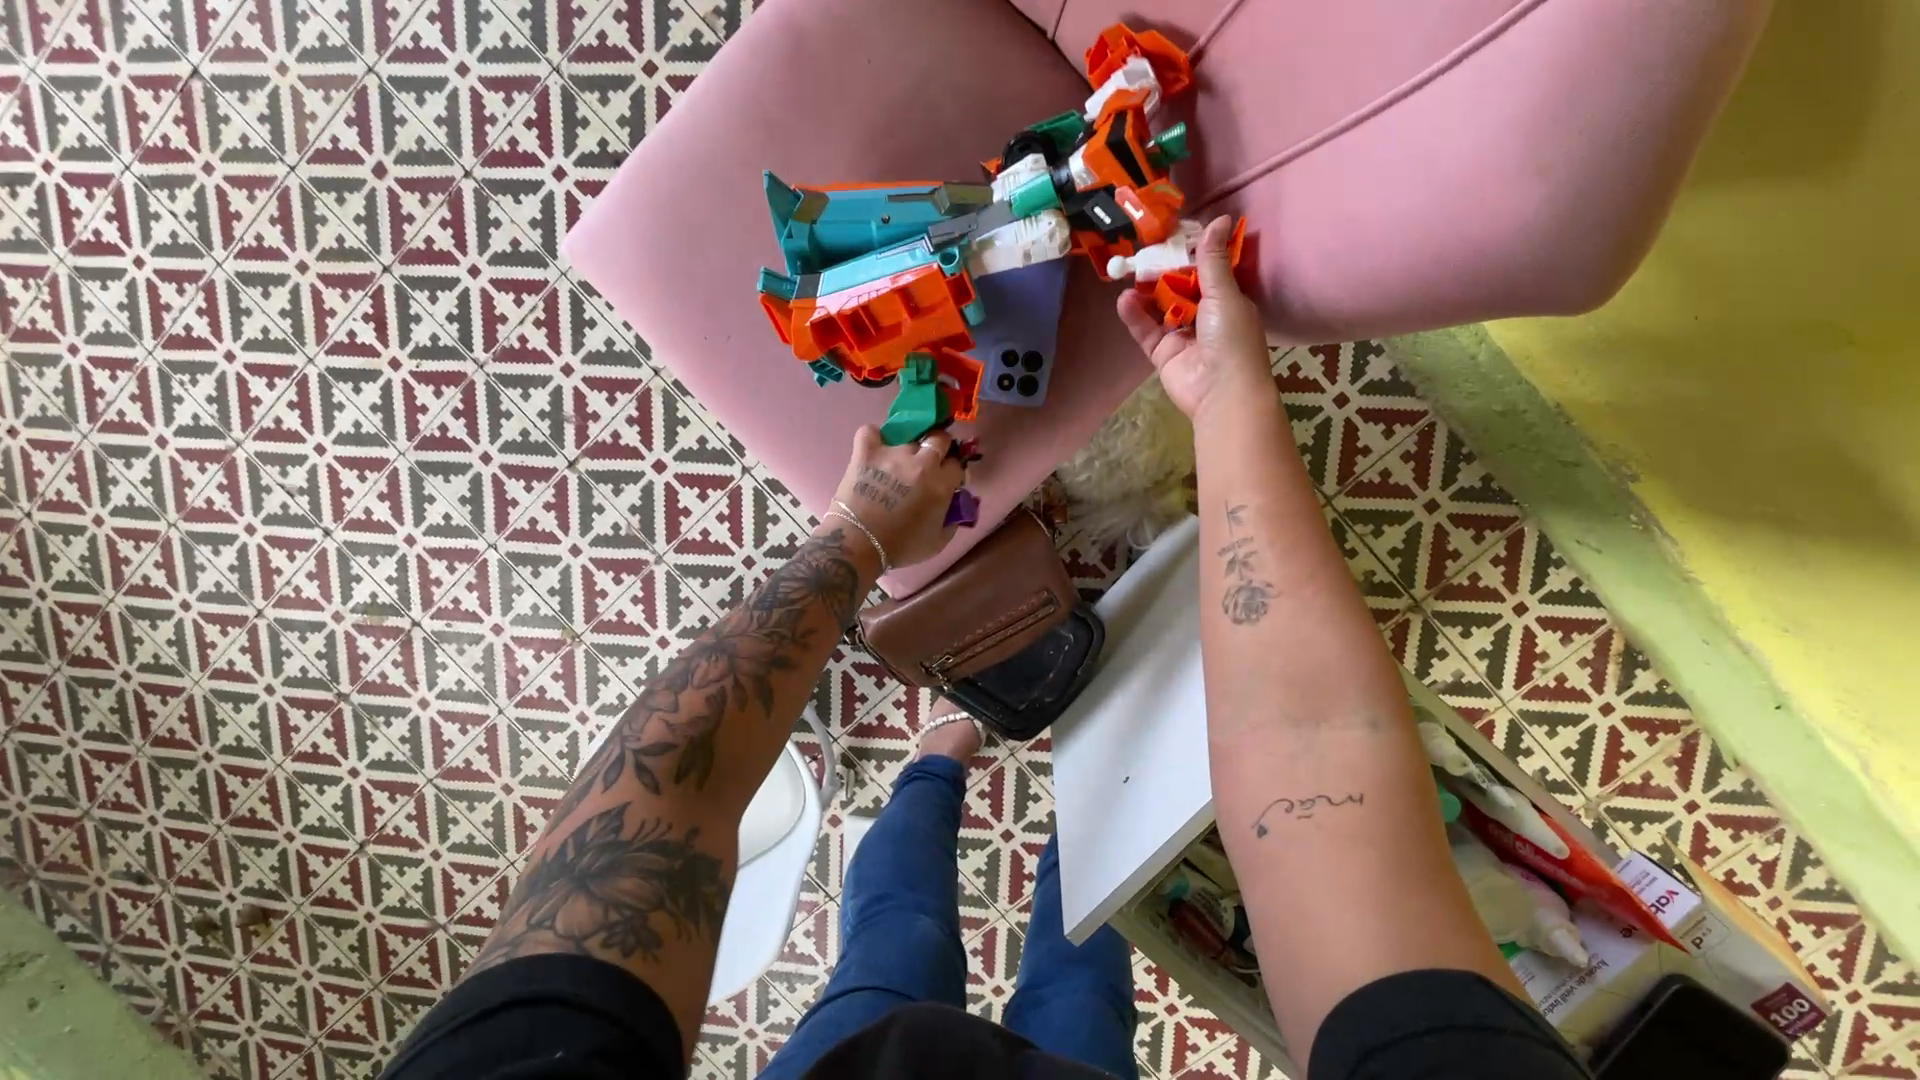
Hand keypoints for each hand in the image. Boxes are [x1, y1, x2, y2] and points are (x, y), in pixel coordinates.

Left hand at [827, 426, 965, 571]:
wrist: (859, 544)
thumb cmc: (900, 547)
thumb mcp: (938, 542)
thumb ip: (953, 520)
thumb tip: (957, 505)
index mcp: (940, 484)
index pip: (956, 464)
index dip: (952, 471)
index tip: (946, 479)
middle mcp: (921, 463)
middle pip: (939, 439)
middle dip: (938, 449)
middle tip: (928, 463)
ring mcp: (892, 453)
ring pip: (908, 434)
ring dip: (906, 446)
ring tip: (897, 460)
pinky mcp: (866, 452)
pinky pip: (870, 431)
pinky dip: (873, 438)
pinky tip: (874, 449)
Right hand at [1117, 216, 1275, 420]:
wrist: (1221, 392)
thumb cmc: (1231, 339)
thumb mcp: (1224, 294)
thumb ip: (1212, 260)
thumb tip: (1221, 219)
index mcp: (1227, 300)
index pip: (1206, 271)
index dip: (1189, 253)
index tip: (1170, 235)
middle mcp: (1205, 316)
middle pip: (1179, 287)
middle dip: (1162, 271)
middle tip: (1142, 252)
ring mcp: (1182, 335)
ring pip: (1160, 308)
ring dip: (1146, 292)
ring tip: (1129, 273)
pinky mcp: (1162, 353)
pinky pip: (1146, 330)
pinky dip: (1135, 316)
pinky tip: (1125, 300)